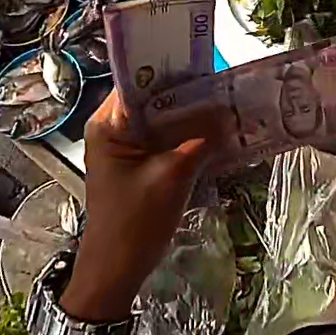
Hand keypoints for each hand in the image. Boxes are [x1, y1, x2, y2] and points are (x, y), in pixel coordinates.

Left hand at [65, 91, 226, 319]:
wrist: (116, 268)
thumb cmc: (135, 223)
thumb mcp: (171, 178)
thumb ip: (198, 142)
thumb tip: (228, 114)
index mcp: (106, 125)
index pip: (137, 84)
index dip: (170, 73)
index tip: (205, 66)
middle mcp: (110, 128)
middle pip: (149, 101)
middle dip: (185, 95)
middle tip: (224, 85)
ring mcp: (122, 147)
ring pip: (158, 121)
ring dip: (187, 117)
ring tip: (225, 105)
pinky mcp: (135, 163)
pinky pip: (160, 140)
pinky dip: (183, 137)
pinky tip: (212, 133)